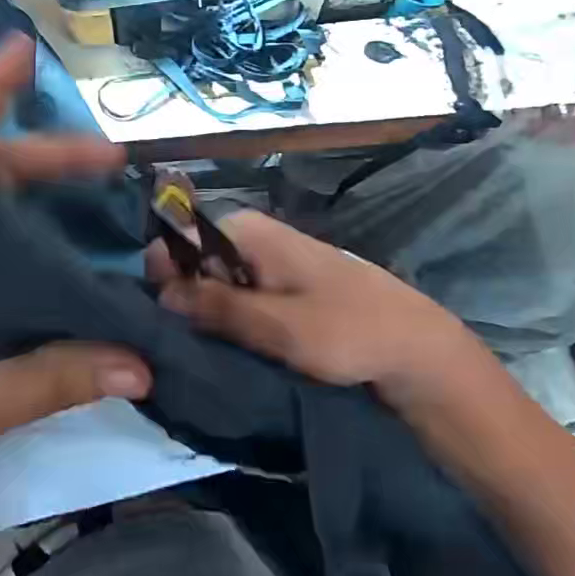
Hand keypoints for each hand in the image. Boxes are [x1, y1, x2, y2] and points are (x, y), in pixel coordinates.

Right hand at [148, 209, 459, 387]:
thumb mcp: (276, 324)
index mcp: (245, 229)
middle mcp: (250, 234)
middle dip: (182, 294)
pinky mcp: (278, 282)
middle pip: (192, 257)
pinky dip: (228, 315)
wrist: (415, 347)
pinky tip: (229, 344)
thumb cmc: (347, 329)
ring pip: (213, 278)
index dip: (162, 272)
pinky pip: (235, 291)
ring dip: (205, 310)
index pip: (179, 235)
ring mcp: (265, 257)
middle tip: (183, 340)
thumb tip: (159, 291)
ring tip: (203, 347)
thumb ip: (216, 306)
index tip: (159, 315)